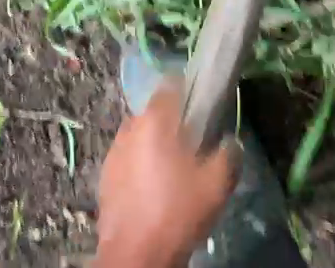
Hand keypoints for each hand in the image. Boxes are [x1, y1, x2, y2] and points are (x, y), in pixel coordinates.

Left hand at [97, 84, 235, 266]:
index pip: (171, 84)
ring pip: (141, 135)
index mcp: (155, 119)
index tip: (204, 108)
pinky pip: (129, 158)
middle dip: (173, 123)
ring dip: (155, 145)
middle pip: (156, 112)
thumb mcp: (216, 185)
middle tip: (194, 146)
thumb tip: (229, 141)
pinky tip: (153, 189)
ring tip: (173, 171)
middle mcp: (130, 126)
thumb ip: (228, 154)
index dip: (189, 90)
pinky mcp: (105, 174)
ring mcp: (113, 150)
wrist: (135, 256)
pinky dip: (141, 165)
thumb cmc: (177, 212)